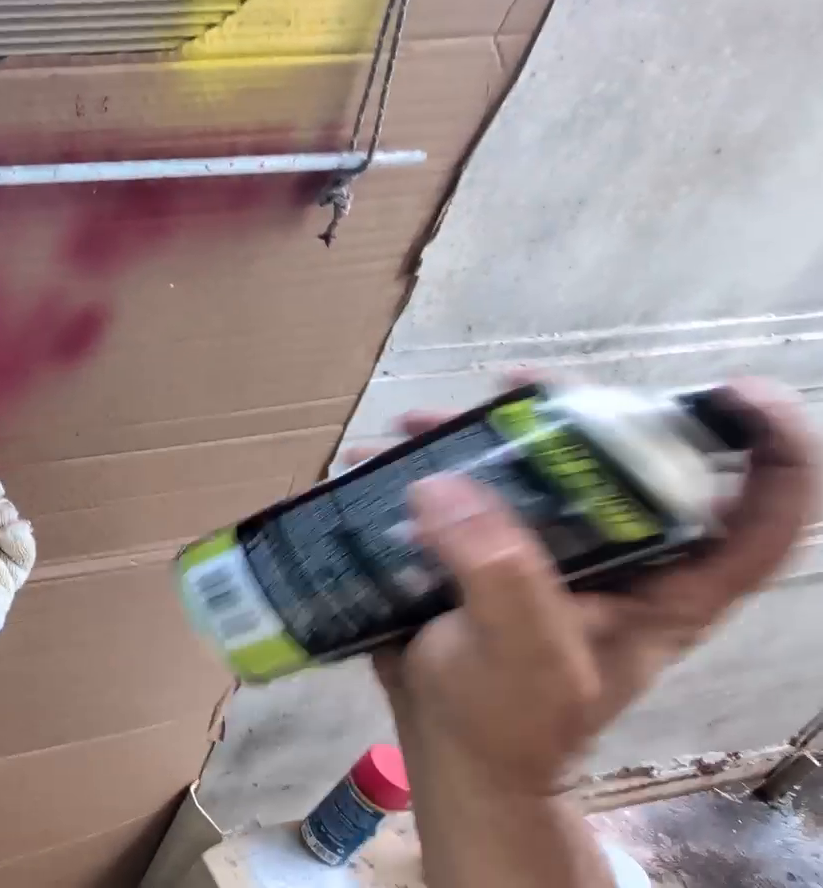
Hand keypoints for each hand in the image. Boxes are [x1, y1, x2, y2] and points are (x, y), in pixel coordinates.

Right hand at [357, 378, 815, 794]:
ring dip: (465, 438)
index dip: (766, 447)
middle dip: (561, 417)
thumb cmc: (508, 719)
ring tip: (406, 427)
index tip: (727, 392)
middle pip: (615, 466)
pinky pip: (455, 494)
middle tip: (504, 389)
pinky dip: (414, 469)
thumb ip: (502, 576)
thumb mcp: (526, 657)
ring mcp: (540, 552)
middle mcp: (611, 558)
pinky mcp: (477, 552)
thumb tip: (441, 483)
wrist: (447, 747)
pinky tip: (370, 464)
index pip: (756, 515)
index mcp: (665, 588)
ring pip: (522, 471)